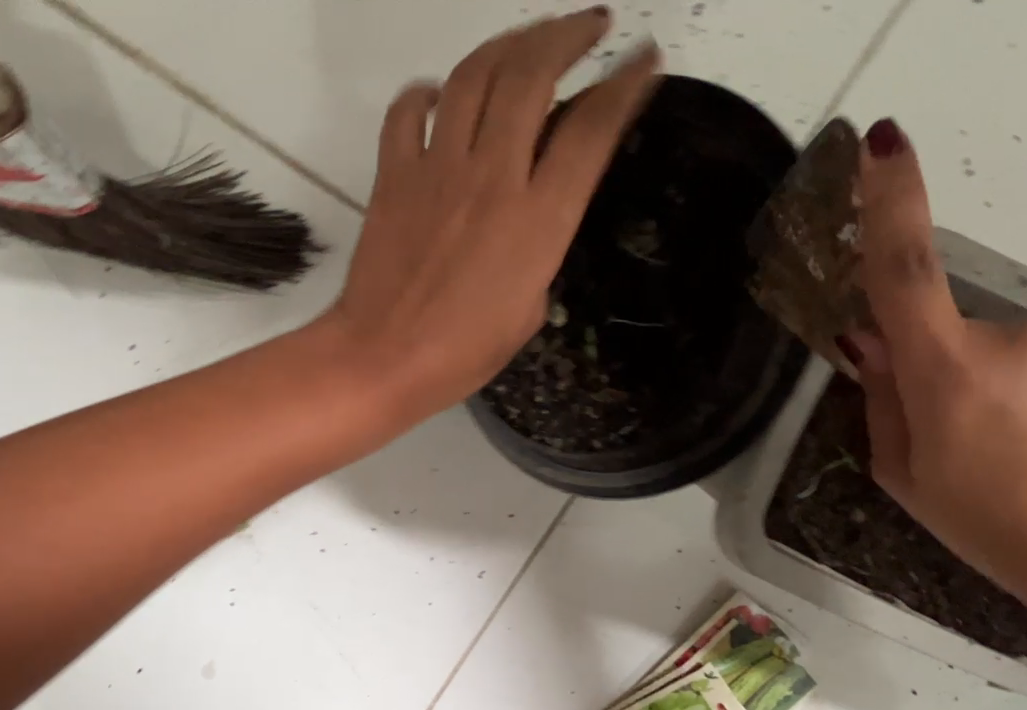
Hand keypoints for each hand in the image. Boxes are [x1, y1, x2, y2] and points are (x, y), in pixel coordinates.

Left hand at [322, 8, 660, 417]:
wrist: (382, 359)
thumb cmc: (462, 352)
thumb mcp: (529, 308)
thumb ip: (541, 246)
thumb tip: (533, 213)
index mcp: (538, 219)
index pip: (591, 129)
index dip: (625, 84)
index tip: (644, 59)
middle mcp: (492, 177)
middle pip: (533, 75)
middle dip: (568, 35)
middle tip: (591, 25)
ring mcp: (437, 170)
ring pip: (474, 76)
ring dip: (508, 44)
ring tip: (530, 37)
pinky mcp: (392, 176)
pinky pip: (406, 112)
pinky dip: (425, 92)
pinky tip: (440, 92)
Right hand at [844, 118, 1026, 613]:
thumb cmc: (1000, 531)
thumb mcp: (906, 479)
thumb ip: (881, 404)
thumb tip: (870, 346)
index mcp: (946, 373)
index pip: (904, 272)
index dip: (887, 206)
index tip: (881, 143)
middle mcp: (1012, 340)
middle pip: (952, 340)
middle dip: (943, 380)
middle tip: (963, 453)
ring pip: (1009, 358)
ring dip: (1001, 397)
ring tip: (1025, 465)